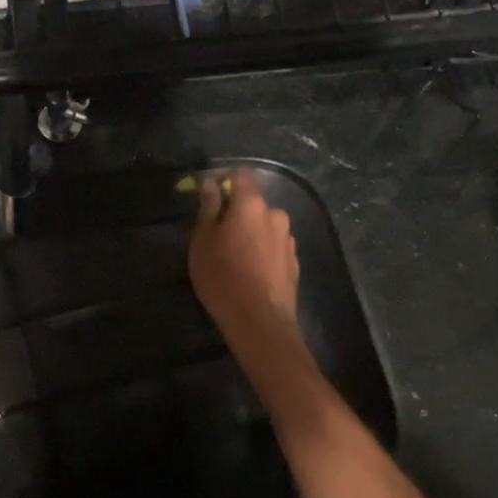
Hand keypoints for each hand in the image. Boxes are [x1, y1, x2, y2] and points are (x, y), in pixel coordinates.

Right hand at [189, 170, 299, 345]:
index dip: (224, 181)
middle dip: (236, 212)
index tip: (209, 196)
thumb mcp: (202, 240)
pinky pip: (273, 247)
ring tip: (234, 256)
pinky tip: (250, 271)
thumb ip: (209, 207)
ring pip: (264, 226)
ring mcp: (289, 240)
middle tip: (217, 233)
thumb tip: (212, 184)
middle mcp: (275, 215)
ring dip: (250, 233)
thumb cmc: (222, 275)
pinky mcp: (294, 263)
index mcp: (251, 204)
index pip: (240, 176)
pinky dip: (261, 251)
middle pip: (253, 203)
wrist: (260, 322)